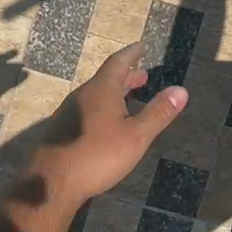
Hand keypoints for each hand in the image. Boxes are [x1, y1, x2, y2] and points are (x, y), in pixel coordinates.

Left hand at [0, 42, 187, 231]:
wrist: (49, 185)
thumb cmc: (97, 155)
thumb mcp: (136, 135)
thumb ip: (159, 112)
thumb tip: (181, 90)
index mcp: (101, 90)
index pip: (117, 63)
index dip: (130, 54)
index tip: (140, 46)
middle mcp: (82, 96)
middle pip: (105, 79)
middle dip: (125, 77)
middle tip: (142, 77)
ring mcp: (67, 115)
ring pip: (94, 96)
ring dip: (112, 93)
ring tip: (127, 100)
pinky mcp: (59, 133)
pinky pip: (84, 111)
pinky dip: (100, 109)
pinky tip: (104, 125)